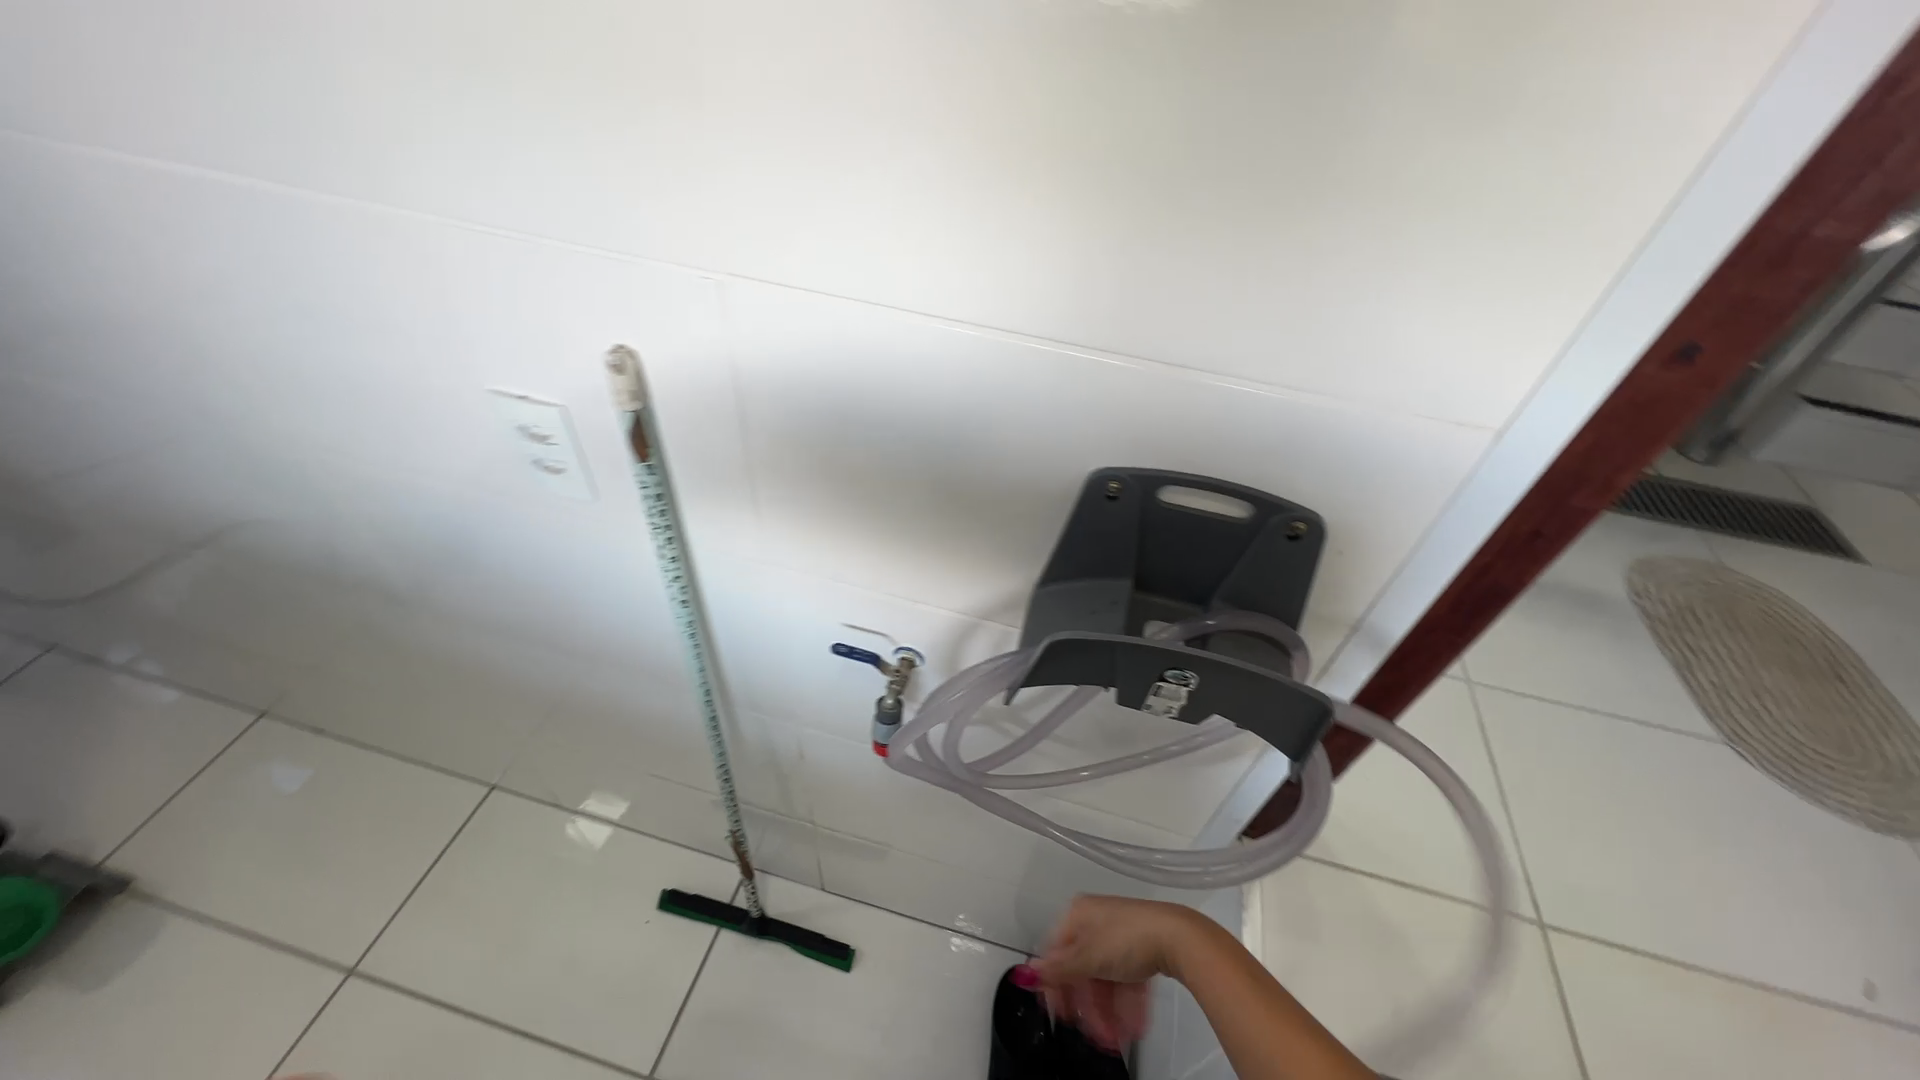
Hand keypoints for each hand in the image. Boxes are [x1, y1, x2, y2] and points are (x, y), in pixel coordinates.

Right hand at [1029, 895, 1202, 1051]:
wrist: (1179, 937)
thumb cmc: (1127, 941)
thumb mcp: (1088, 958)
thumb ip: (1057, 970)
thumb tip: (1025, 974)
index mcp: (1078, 915)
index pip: (1056, 953)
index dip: (1056, 986)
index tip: (1060, 1014)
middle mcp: (1096, 920)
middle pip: (1082, 969)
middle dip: (1089, 1006)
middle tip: (1095, 1035)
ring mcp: (1120, 933)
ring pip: (1105, 978)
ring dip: (1108, 1011)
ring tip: (1116, 1039)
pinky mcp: (1141, 946)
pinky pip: (1124, 977)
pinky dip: (1125, 1002)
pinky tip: (1131, 1027)